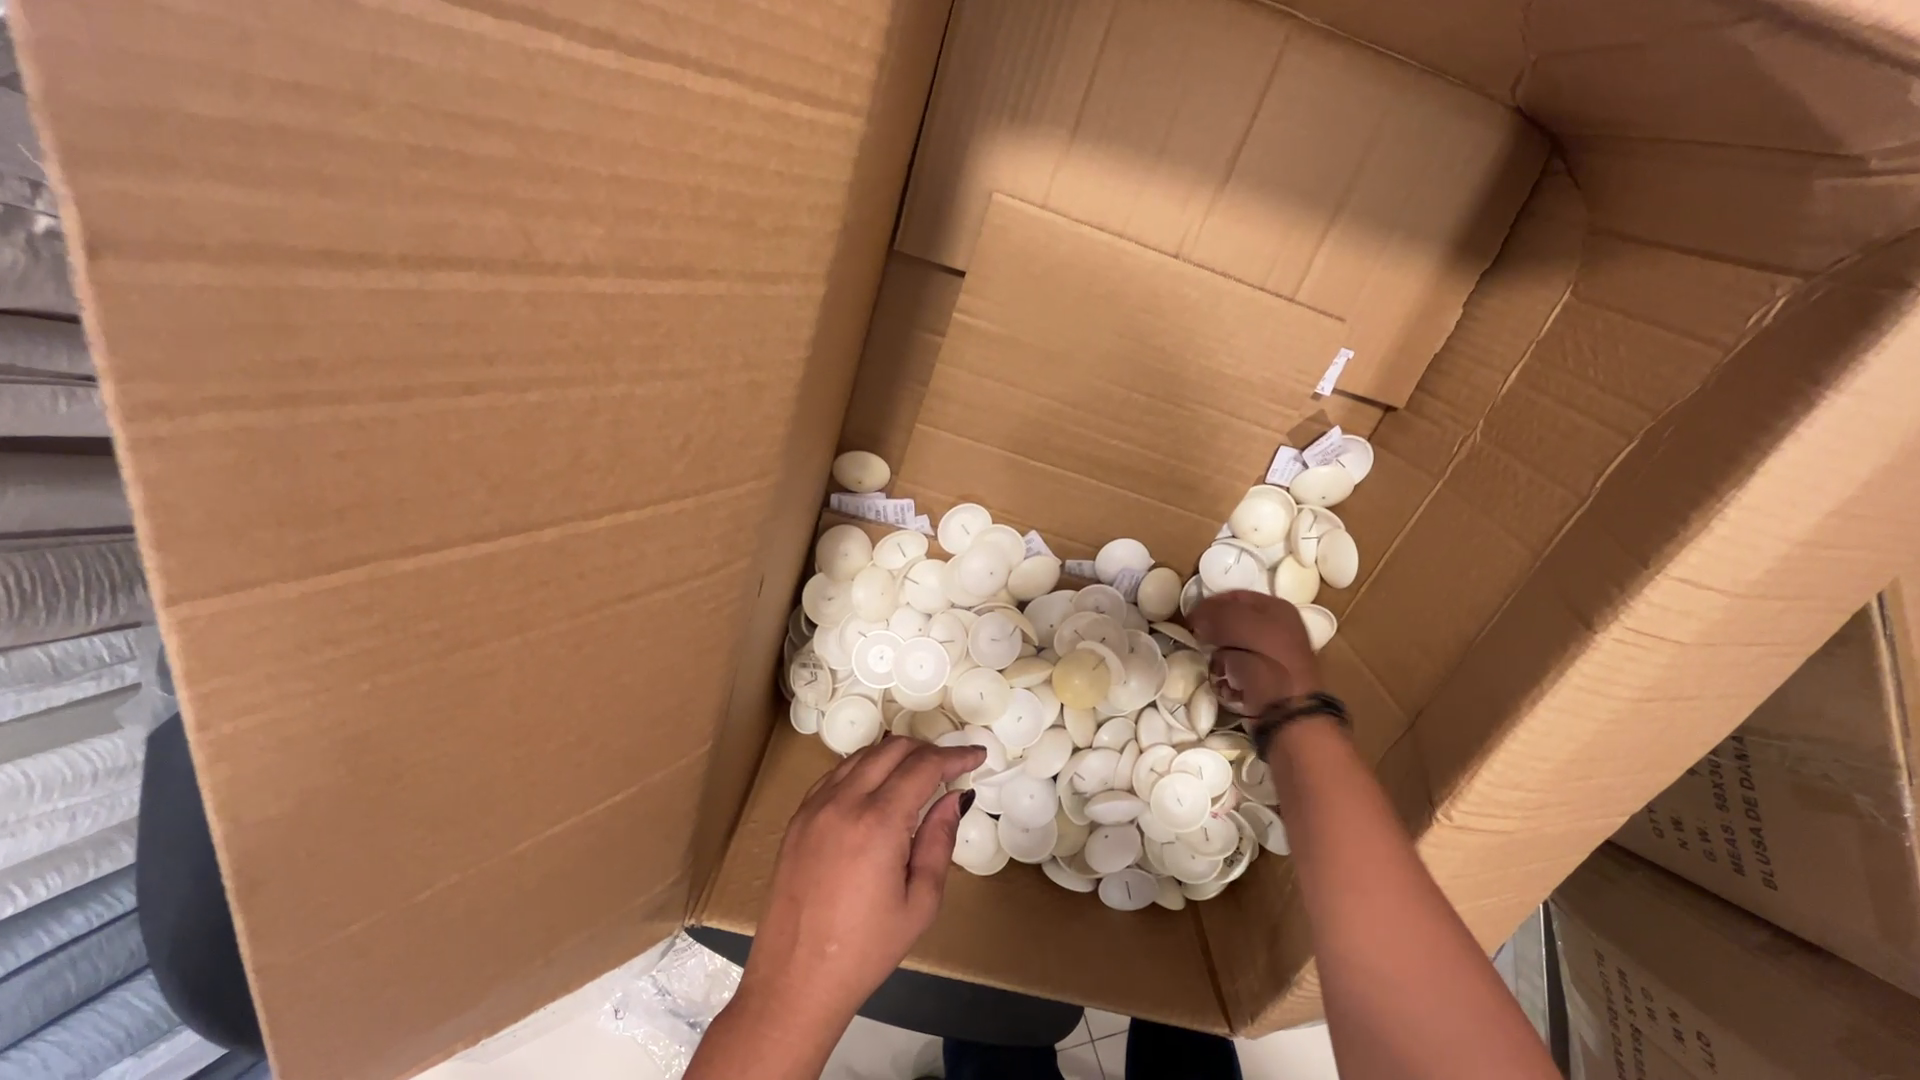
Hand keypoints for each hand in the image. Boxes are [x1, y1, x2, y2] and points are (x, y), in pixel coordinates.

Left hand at [741, 736, 986, 1023]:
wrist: (796, 979)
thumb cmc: (866, 950)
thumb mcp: (920, 902)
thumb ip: (939, 841)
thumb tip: (954, 798)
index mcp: (878, 822)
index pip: (924, 766)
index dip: (955, 756)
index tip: (976, 755)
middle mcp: (843, 803)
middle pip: (891, 749)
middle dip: (927, 750)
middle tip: (951, 766)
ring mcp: (814, 808)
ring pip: (861, 756)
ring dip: (894, 754)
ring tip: (918, 772)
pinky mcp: (797, 819)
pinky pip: (834, 774)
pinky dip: (863, 768)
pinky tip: (877, 786)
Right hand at [1187, 590, 1322, 714]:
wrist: (1288, 712)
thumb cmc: (1268, 664)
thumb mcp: (1241, 627)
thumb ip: (1216, 614)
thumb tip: (1195, 616)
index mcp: (1277, 608)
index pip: (1233, 596)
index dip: (1210, 604)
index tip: (1190, 618)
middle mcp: (1276, 627)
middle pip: (1231, 619)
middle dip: (1212, 629)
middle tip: (1197, 639)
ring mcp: (1269, 653)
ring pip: (1230, 643)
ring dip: (1216, 651)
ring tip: (1210, 661)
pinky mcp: (1262, 676)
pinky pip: (1234, 665)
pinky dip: (1224, 669)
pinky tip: (1220, 676)